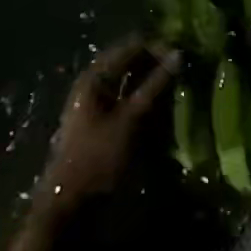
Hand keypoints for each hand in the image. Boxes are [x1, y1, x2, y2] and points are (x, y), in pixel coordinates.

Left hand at [35, 36, 181, 207]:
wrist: (68, 204)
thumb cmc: (98, 157)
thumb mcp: (130, 120)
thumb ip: (154, 86)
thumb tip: (177, 55)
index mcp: (95, 75)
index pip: (131, 46)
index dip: (157, 47)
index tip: (183, 54)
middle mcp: (92, 82)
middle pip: (128, 61)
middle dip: (154, 62)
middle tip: (182, 68)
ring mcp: (94, 101)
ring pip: (127, 80)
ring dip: (149, 80)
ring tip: (175, 85)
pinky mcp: (98, 120)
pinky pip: (124, 97)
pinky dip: (141, 97)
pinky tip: (159, 105)